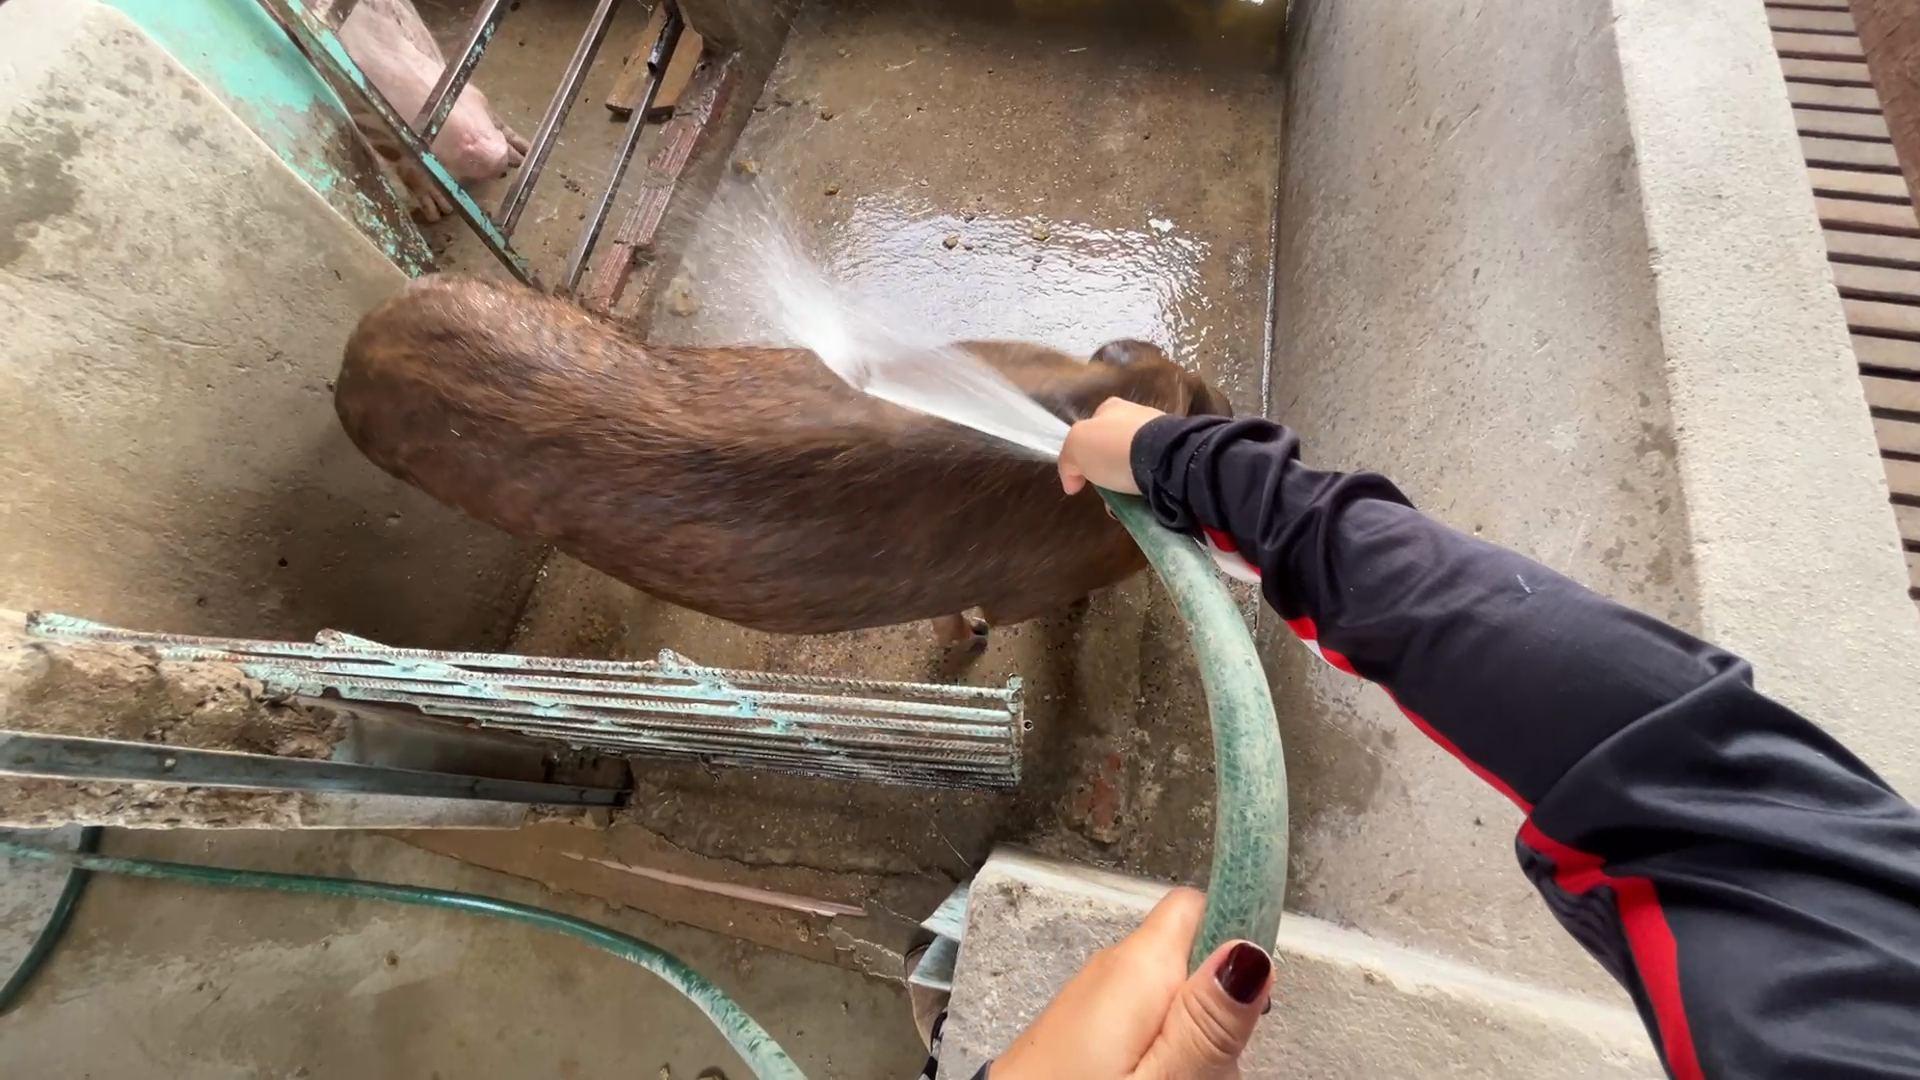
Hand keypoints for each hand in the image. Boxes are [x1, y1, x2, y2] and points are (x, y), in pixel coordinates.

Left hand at [990, 888, 1273, 1079]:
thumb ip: (1208, 1019)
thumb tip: (1252, 947)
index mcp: (1136, 964)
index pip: (1197, 906)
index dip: (1234, 936)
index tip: (1252, 1000)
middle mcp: (1113, 965)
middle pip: (1191, 963)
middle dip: (1216, 1012)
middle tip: (1208, 1072)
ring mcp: (1094, 995)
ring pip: (1170, 1001)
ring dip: (1190, 1041)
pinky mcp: (1083, 1025)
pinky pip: (1141, 1024)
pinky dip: (1158, 1053)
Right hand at [1058, 398, 1165, 495]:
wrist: (1162, 457)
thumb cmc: (1112, 447)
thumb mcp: (1075, 448)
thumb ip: (1067, 461)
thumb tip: (1072, 482)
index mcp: (1110, 407)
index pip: (1091, 428)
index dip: (1083, 452)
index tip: (1083, 477)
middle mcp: (1136, 415)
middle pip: (1114, 447)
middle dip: (1108, 470)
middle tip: (1105, 492)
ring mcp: (1159, 434)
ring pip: (1135, 462)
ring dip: (1128, 482)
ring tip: (1125, 502)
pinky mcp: (1176, 454)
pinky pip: (1154, 473)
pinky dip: (1147, 486)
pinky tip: (1143, 499)